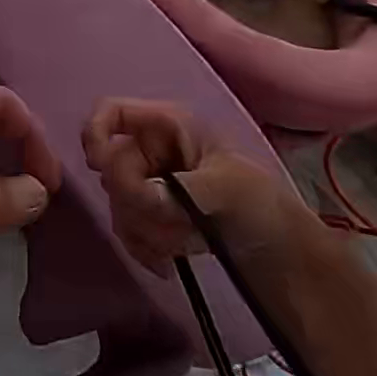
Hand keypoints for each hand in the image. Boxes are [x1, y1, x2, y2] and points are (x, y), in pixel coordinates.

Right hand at [81, 98, 300, 276]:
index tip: (102, 168)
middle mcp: (153, 151)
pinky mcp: (152, 219)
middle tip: (174, 219)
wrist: (280, 256)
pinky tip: (169, 263)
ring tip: (186, 240)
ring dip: (147, 231)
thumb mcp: (227, 187)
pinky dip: (144, 248)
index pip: (112, 112)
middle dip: (139, 203)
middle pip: (112, 169)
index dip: (96, 134)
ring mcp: (151, 186)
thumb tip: (142, 198)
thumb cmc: (261, 204)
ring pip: (118, 206)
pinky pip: (126, 231)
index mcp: (169, 125)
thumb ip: (177, 190)